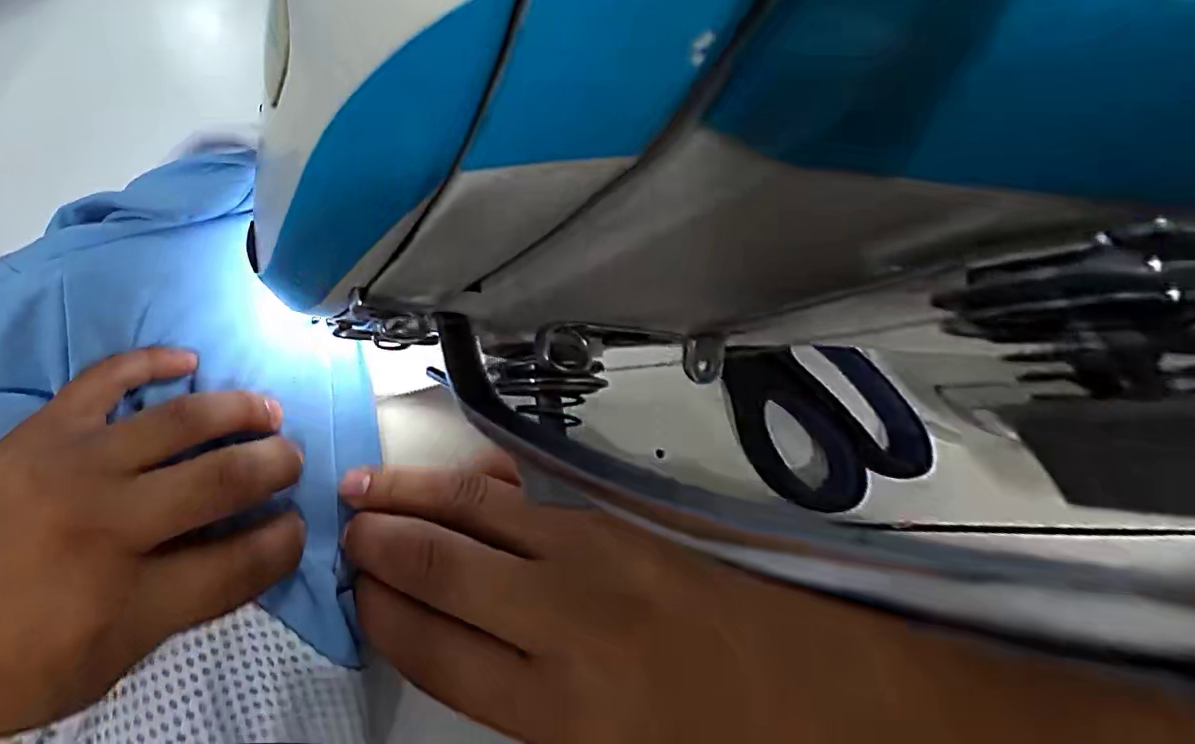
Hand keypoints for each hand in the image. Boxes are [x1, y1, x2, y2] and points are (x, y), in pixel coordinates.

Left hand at [0, 349, 305, 743]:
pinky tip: (188, 360)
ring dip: (238, 409)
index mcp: (129, 604)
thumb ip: (169, 612)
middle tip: (294, 457)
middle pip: (225, 480)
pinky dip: (155, 361)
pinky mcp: (44, 429)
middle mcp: (114, 526)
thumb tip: (229, 557)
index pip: (239, 564)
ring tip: (267, 409)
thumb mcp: (92, 672)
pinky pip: (111, 377)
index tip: (297, 526)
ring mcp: (78, 465)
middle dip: (276, 465)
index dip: (282, 543)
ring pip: (184, 420)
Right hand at [340, 452, 1194, 743]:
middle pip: (439, 566)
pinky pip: (521, 492)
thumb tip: (445, 638)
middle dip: (378, 542)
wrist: (857, 711)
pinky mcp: (615, 521)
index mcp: (564, 714)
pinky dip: (472, 481)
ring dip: (408, 495)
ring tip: (360, 486)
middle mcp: (564, 623)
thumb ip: (522, 707)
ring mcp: (590, 556)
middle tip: (337, 526)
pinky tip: (445, 480)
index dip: (381, 612)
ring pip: (471, 511)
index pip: (432, 646)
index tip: (351, 591)